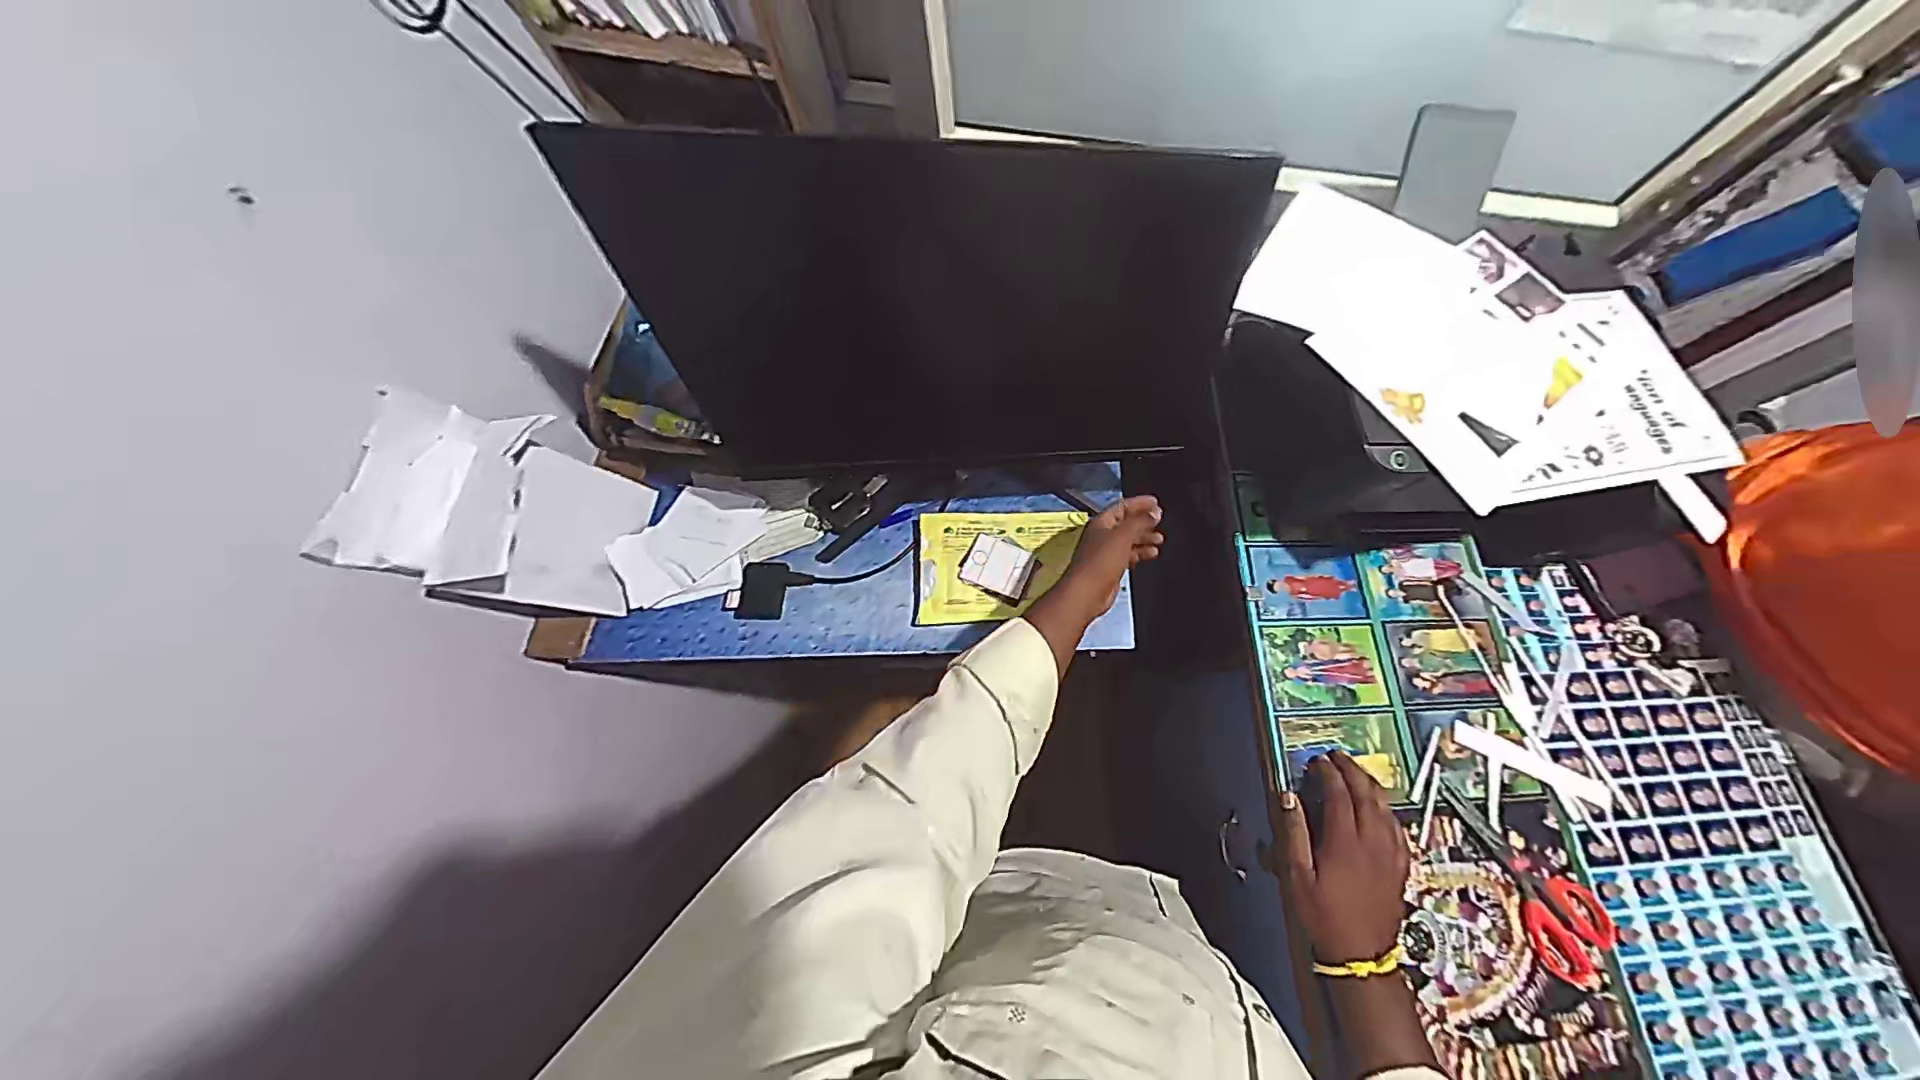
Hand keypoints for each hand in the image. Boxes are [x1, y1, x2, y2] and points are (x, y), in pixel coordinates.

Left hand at [1056, 494, 1163, 616]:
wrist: (1087, 592)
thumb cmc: (1099, 562)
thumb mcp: (1123, 536)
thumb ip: (1140, 522)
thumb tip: (1154, 513)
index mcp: (1101, 523)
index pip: (1122, 507)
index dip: (1139, 503)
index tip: (1155, 502)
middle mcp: (1101, 536)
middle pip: (1126, 523)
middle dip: (1143, 521)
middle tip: (1159, 520)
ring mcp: (1105, 553)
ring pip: (1128, 540)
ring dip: (1144, 538)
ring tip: (1159, 538)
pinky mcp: (1110, 568)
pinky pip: (1128, 555)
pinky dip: (1140, 552)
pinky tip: (1152, 553)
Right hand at [1277, 751, 1410, 963]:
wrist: (1361, 953)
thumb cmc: (1324, 914)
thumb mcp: (1296, 874)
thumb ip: (1293, 832)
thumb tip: (1288, 799)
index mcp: (1346, 842)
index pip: (1339, 794)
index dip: (1327, 773)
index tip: (1316, 762)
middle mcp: (1373, 843)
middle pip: (1367, 794)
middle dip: (1351, 771)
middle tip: (1336, 758)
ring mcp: (1390, 854)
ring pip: (1386, 807)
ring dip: (1370, 785)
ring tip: (1356, 773)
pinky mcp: (1400, 866)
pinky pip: (1397, 827)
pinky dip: (1385, 808)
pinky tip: (1379, 808)